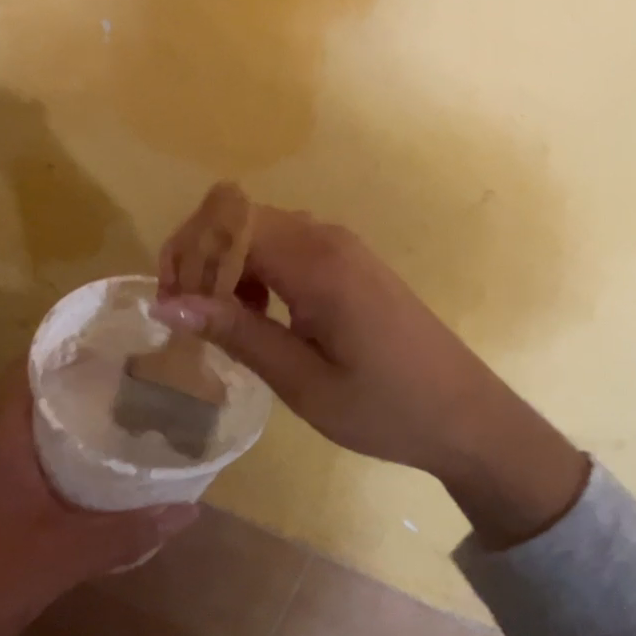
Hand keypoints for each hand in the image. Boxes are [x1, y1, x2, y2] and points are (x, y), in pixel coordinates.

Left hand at [0, 364, 199, 635]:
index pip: (31, 362)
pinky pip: (25, 439)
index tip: (113, 333)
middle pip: (33, 383)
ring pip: (29, 413)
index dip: (69, 342)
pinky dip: (56, 433)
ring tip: (120, 397)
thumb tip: (189, 508)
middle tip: (131, 365)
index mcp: (1, 432)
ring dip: (67, 404)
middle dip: (78, 371)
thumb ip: (129, 530)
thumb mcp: (69, 553)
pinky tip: (90, 449)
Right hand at [154, 185, 588, 548]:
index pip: (226, 227)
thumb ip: (234, 332)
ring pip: (257, 227)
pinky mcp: (347, 258)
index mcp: (315, 262)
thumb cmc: (385, 409)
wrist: (470, 418)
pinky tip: (255, 311)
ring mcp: (340, 243)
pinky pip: (282, 242)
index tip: (170, 305)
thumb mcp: (301, 380)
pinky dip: (253, 266)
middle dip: (198, 254)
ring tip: (213, 316)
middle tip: (181, 309)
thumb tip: (165, 303)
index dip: (188, 256)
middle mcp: (325, 236)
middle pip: (237, 217)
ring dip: (224, 261)